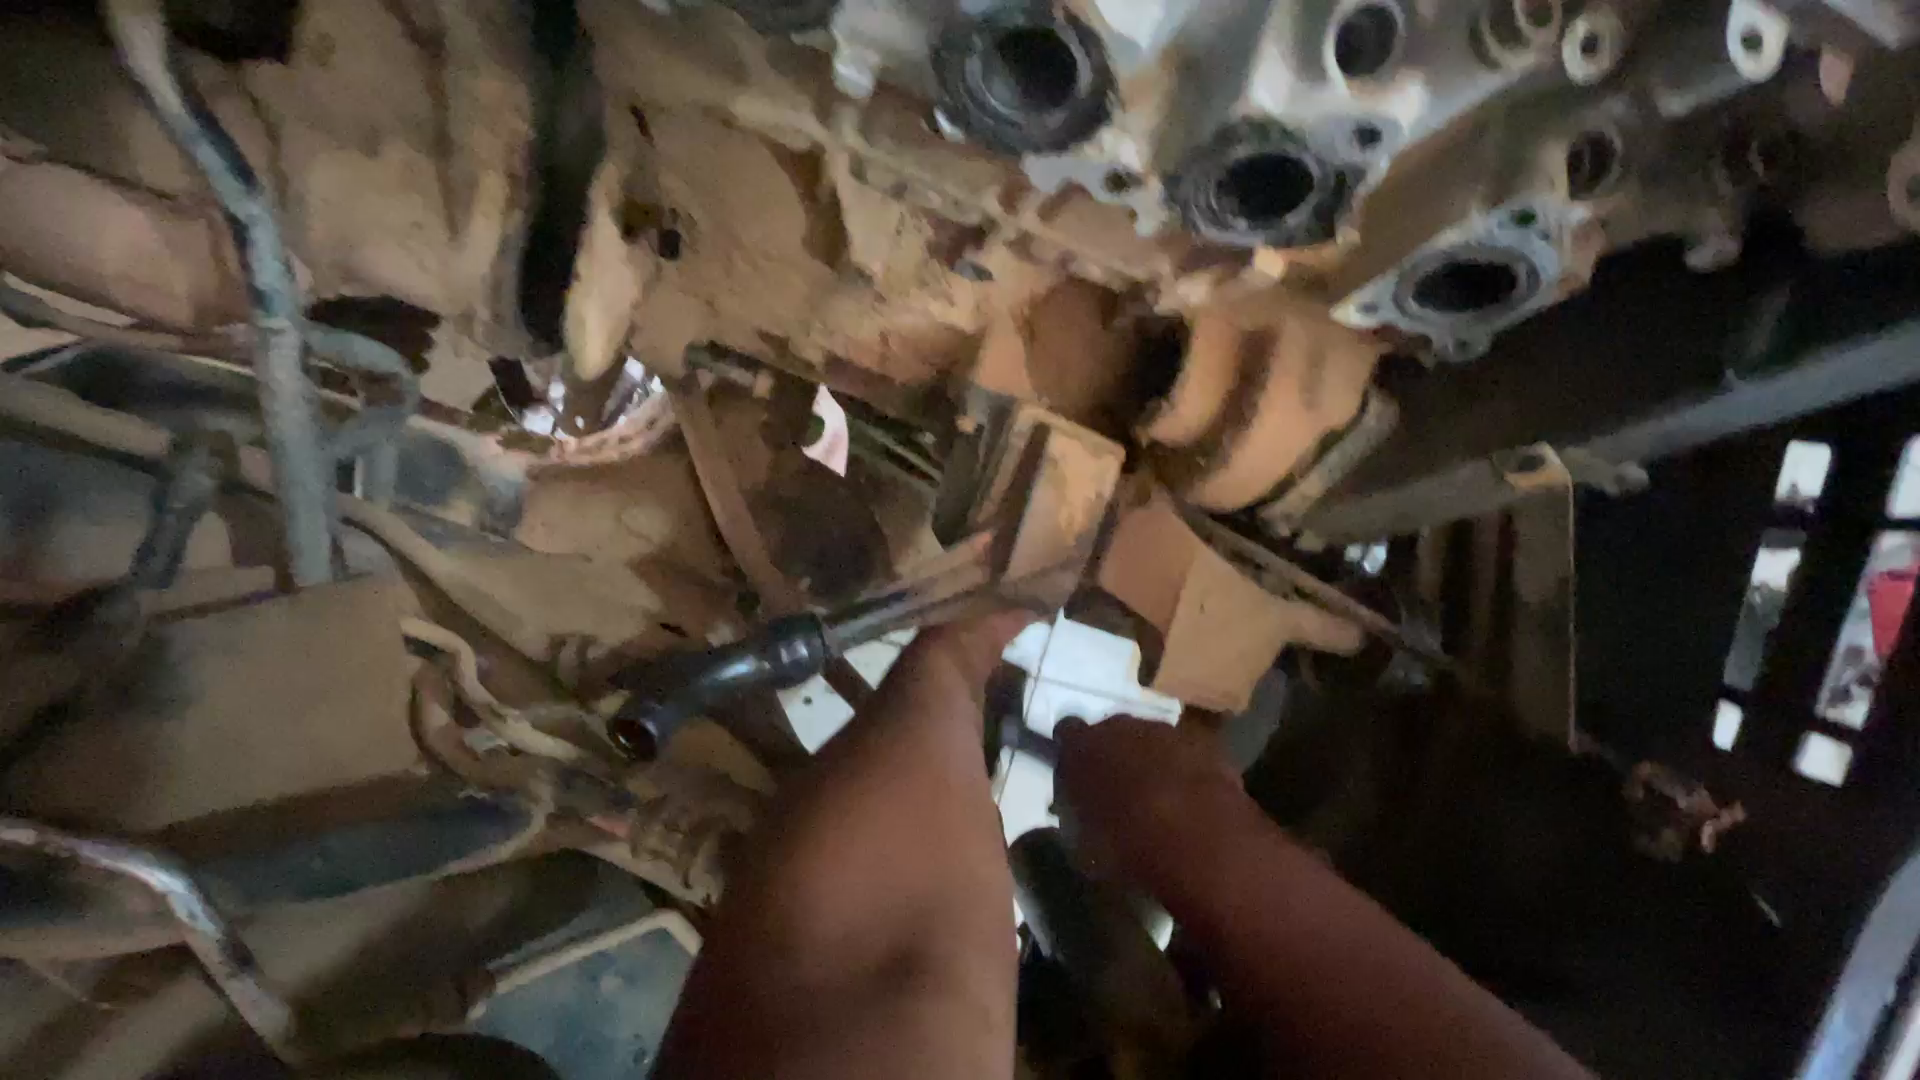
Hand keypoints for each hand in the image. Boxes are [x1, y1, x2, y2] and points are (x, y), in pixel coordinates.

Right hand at [1054, 716, 1246, 886]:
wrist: (1197, 842)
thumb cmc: (1123, 847)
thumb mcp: (1079, 844)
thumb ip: (1075, 815)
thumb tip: (1078, 811)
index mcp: (1081, 747)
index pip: (1067, 732)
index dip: (1073, 751)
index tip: (1077, 773)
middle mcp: (1121, 727)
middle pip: (1113, 731)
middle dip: (1116, 754)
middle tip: (1121, 790)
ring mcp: (1167, 733)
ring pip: (1154, 741)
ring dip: (1155, 762)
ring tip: (1162, 800)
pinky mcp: (1206, 747)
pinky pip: (1189, 756)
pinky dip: (1189, 773)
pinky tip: (1196, 804)